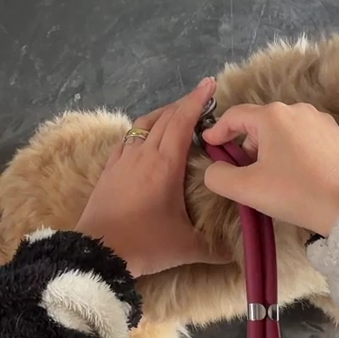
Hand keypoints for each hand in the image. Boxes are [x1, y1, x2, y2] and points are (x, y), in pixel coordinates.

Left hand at [74, 78, 225, 276]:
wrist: (97, 253)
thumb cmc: (145, 244)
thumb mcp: (187, 247)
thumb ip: (216, 247)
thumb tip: (241, 251)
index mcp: (165, 163)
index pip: (183, 121)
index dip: (197, 100)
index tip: (210, 84)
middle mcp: (143, 153)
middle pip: (164, 117)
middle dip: (184, 104)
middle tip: (202, 99)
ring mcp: (122, 159)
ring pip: (143, 123)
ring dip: (162, 114)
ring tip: (176, 114)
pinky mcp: (108, 169)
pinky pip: (127, 138)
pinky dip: (141, 129)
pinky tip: (145, 136)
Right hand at [201, 102, 338, 235]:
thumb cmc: (296, 192)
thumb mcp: (247, 188)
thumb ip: (218, 176)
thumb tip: (214, 168)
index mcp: (272, 116)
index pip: (235, 115)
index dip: (217, 131)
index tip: (209, 146)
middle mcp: (297, 109)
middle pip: (259, 124)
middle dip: (245, 145)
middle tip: (242, 173)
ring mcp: (320, 120)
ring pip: (282, 131)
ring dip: (268, 150)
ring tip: (269, 178)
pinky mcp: (337, 135)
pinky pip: (302, 138)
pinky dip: (290, 152)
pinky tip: (294, 176)